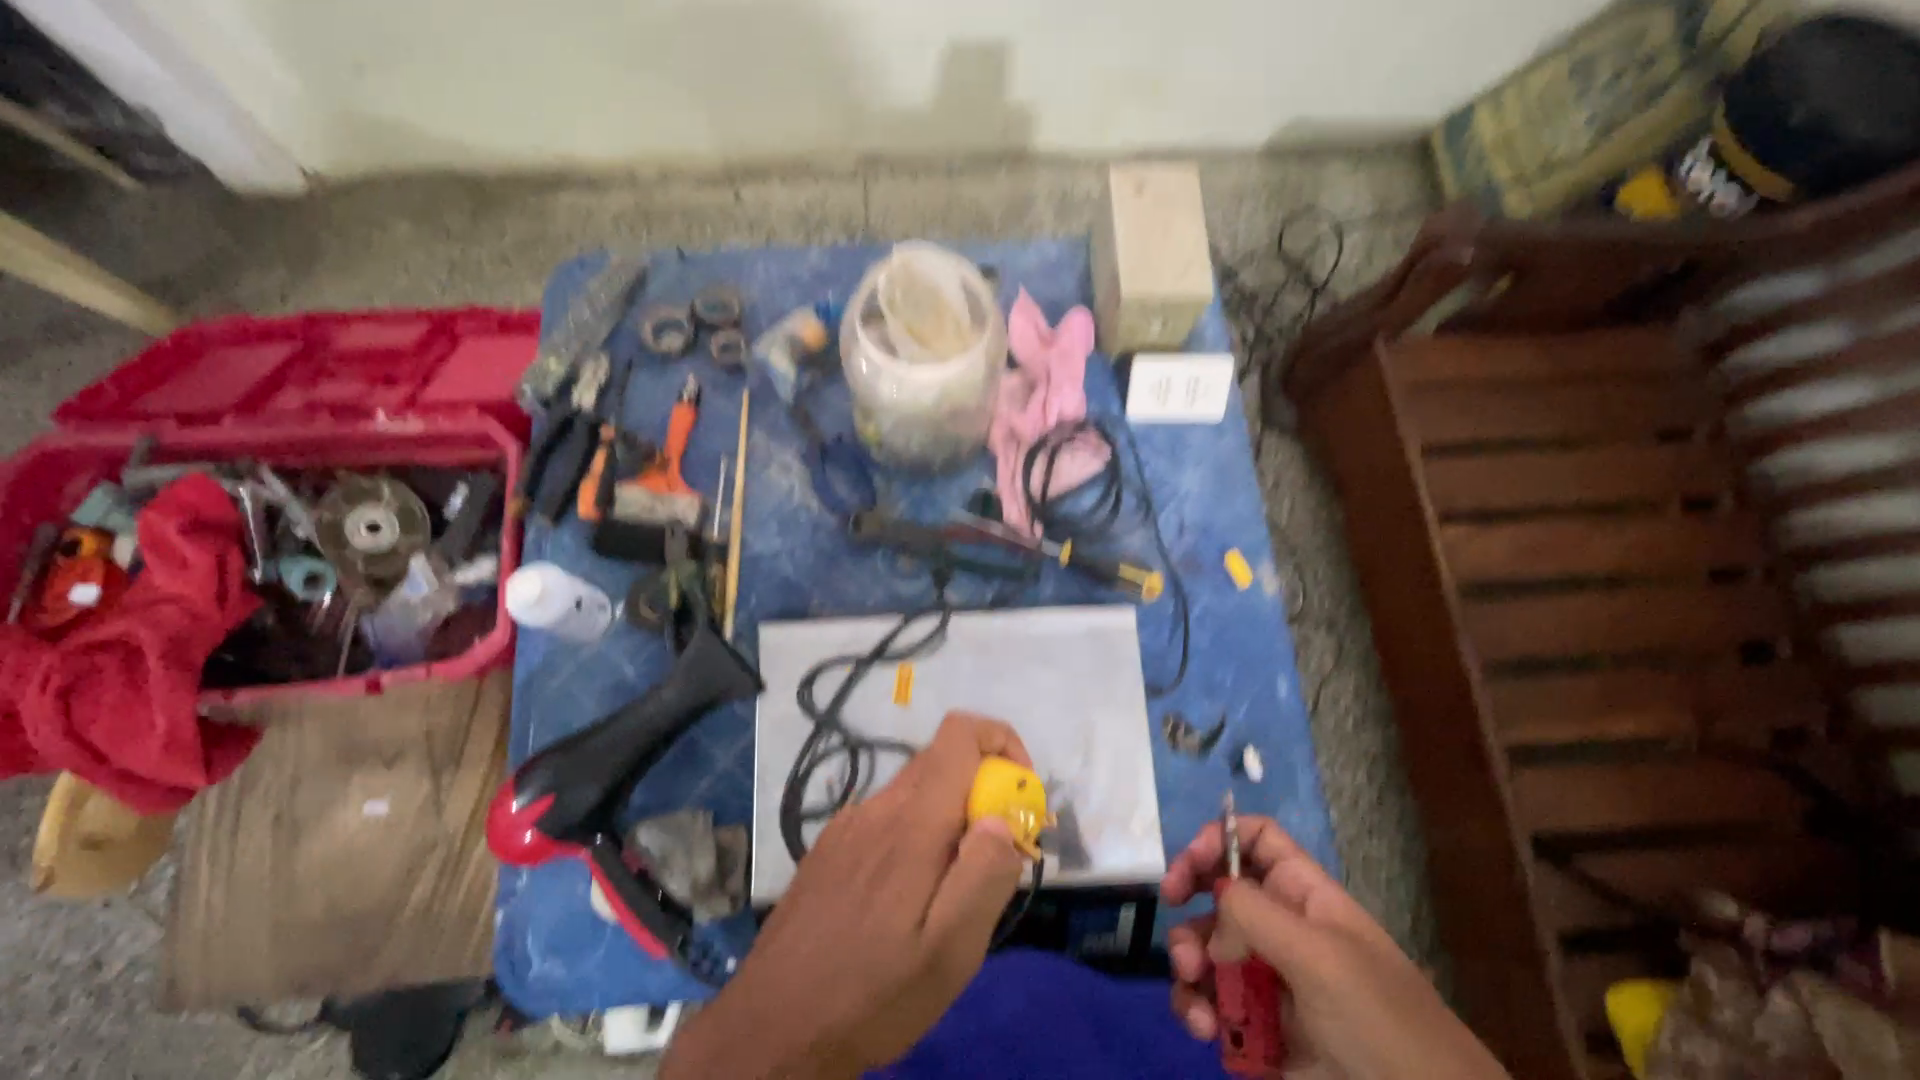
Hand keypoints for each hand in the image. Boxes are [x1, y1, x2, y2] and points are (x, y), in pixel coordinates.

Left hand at [662, 712, 1031, 1079]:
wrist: (773, 1028)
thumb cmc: (872, 995)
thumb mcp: (950, 952)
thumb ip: (984, 875)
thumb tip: (1003, 819)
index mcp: (911, 823)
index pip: (959, 734)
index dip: (1002, 743)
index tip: (1020, 798)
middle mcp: (876, 809)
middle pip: (940, 763)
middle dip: (982, 793)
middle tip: (993, 862)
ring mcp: (845, 829)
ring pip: (913, 795)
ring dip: (948, 822)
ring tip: (948, 898)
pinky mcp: (827, 852)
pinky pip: (884, 822)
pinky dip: (914, 840)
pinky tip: (904, 906)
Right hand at [1161, 816, 1509, 1079]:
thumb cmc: (1381, 1020)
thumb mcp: (1321, 955)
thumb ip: (1254, 917)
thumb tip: (1210, 926)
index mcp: (1304, 897)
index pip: (1256, 842)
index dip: (1218, 840)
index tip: (1188, 869)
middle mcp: (1280, 930)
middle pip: (1216, 894)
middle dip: (1188, 911)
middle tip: (1180, 940)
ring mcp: (1266, 980)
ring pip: (1204, 952)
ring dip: (1188, 969)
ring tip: (1198, 1002)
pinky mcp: (1256, 1028)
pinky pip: (1209, 1005)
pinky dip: (1198, 1011)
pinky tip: (1208, 1032)